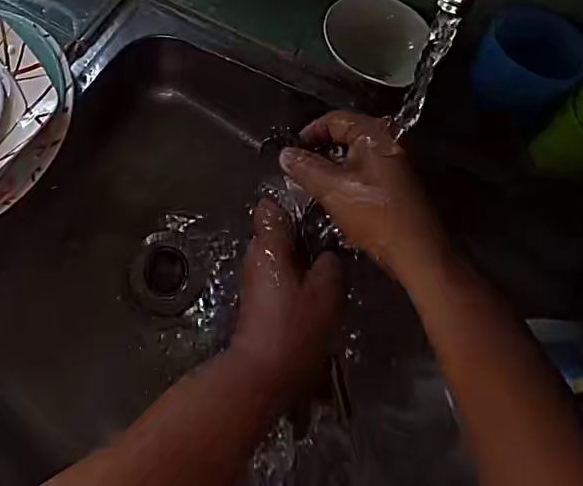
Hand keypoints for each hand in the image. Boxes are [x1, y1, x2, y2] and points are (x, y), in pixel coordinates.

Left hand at [229, 199, 343, 402]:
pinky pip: (277, 279)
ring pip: (278, 257)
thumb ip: (330, 263)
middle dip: (300, 238)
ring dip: (298, 264)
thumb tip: (327, 254)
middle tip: (328, 249)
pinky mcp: (255, 301)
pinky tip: (312, 300)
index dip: (292, 206)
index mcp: (268, 244)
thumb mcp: (327, 291)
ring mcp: (252, 279)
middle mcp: (255, 255)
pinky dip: (292, 283)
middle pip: (278, 233)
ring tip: (324, 277)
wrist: (262, 376)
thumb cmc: (295, 327)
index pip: (271, 207)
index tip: (315, 214)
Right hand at [278, 111, 451, 282]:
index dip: (310, 133)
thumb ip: (305, 168)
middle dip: (320, 151)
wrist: (416, 251)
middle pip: (345, 136)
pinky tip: (337, 197)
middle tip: (300, 168)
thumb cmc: (376, 214)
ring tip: (314, 185)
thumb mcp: (331, 189)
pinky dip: (348, 178)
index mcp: (374, 132)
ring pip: (355, 155)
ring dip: (333, 167)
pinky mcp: (397, 182)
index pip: (334, 119)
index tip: (294, 151)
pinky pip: (366, 170)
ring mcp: (395, 161)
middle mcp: (388, 139)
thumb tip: (286, 154)